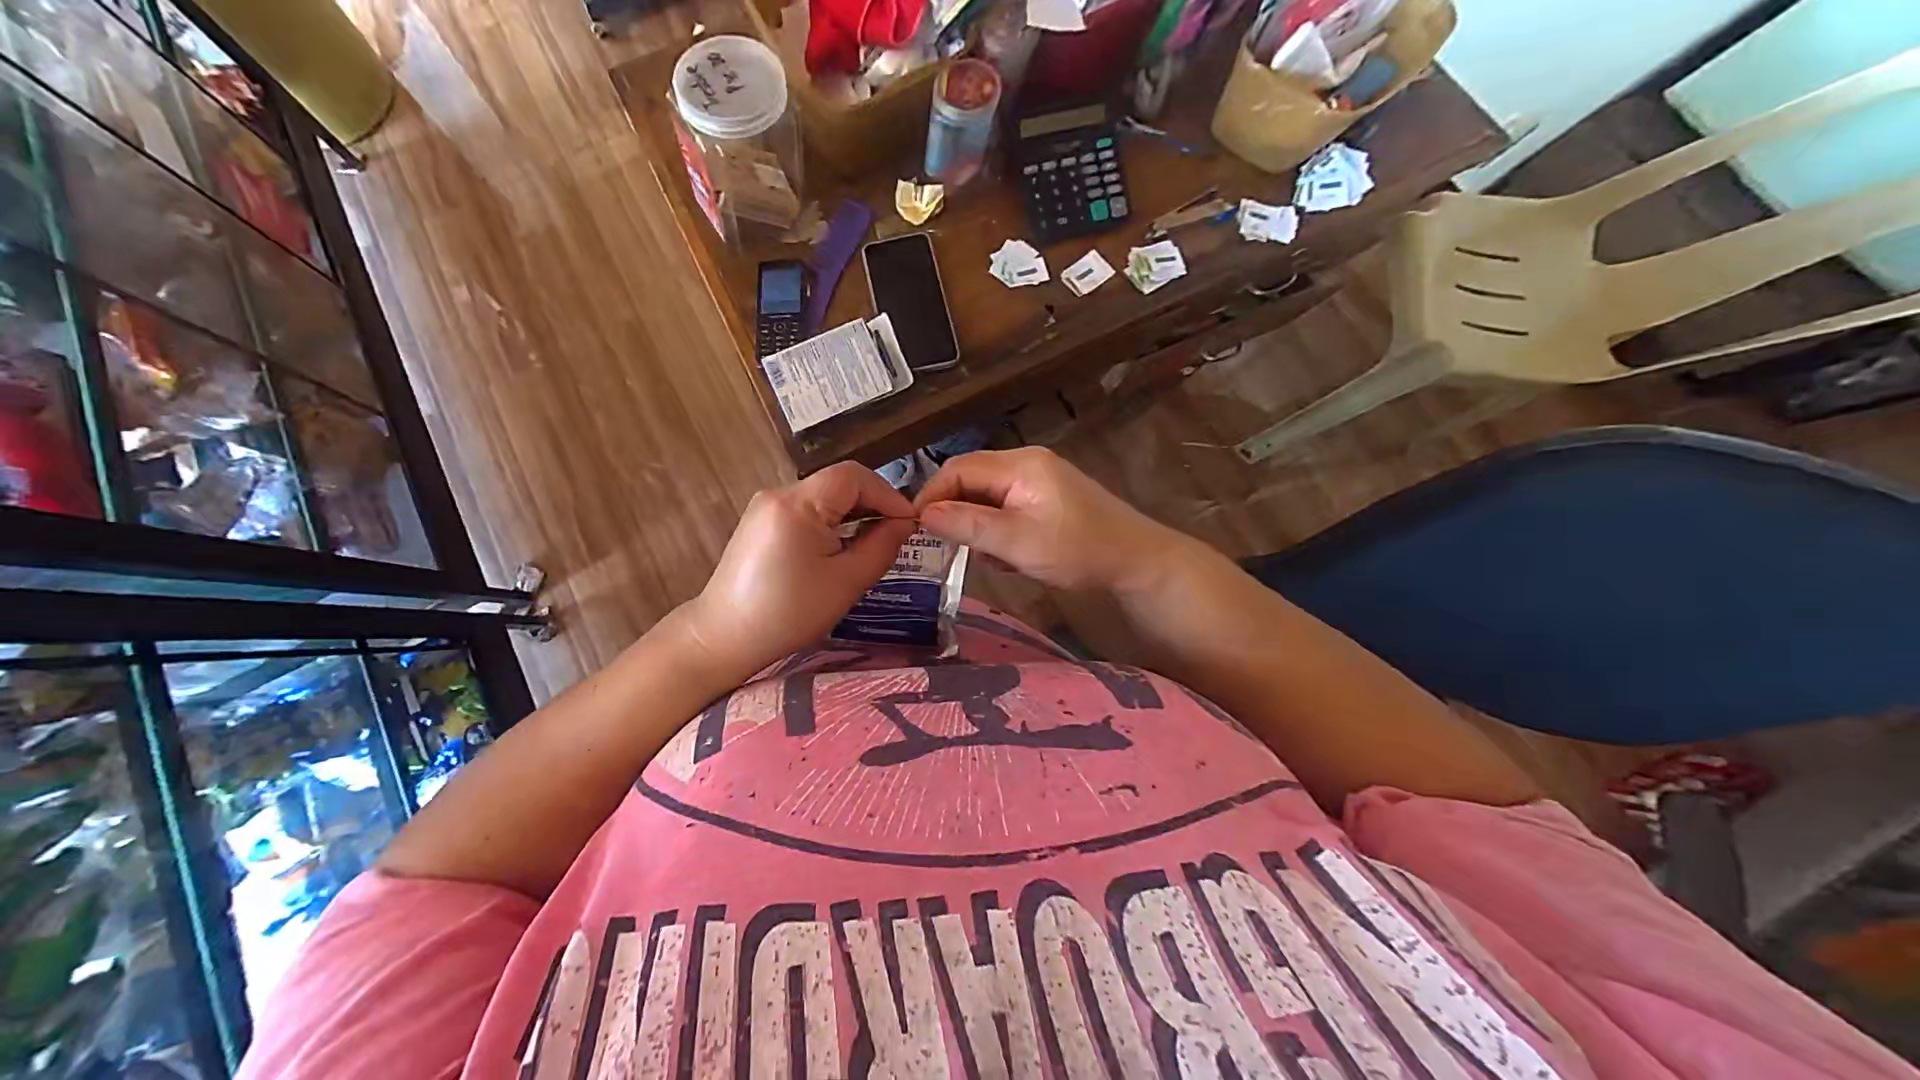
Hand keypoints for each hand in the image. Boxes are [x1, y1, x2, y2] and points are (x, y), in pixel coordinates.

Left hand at [678, 463, 916, 683]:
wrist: (723, 638)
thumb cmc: (789, 613)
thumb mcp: (847, 582)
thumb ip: (882, 546)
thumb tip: (904, 524)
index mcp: (798, 504)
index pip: (854, 476)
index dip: (888, 494)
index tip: (910, 523)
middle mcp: (778, 494)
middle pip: (838, 483)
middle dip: (872, 504)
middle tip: (896, 535)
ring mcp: (765, 507)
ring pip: (823, 497)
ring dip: (852, 515)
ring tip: (872, 545)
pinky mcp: (760, 523)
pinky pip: (805, 511)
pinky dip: (830, 523)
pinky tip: (840, 551)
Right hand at [914, 447, 1196, 592]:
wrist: (1137, 561)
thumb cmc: (1080, 550)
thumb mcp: (1019, 542)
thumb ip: (969, 526)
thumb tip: (922, 515)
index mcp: (1020, 464)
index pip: (957, 469)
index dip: (931, 496)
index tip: (914, 530)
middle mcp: (1025, 462)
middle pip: (970, 479)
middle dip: (955, 514)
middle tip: (948, 548)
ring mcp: (1037, 479)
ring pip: (985, 497)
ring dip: (978, 527)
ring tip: (992, 557)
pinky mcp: (1044, 498)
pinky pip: (1004, 507)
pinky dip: (998, 531)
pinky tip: (1011, 555)